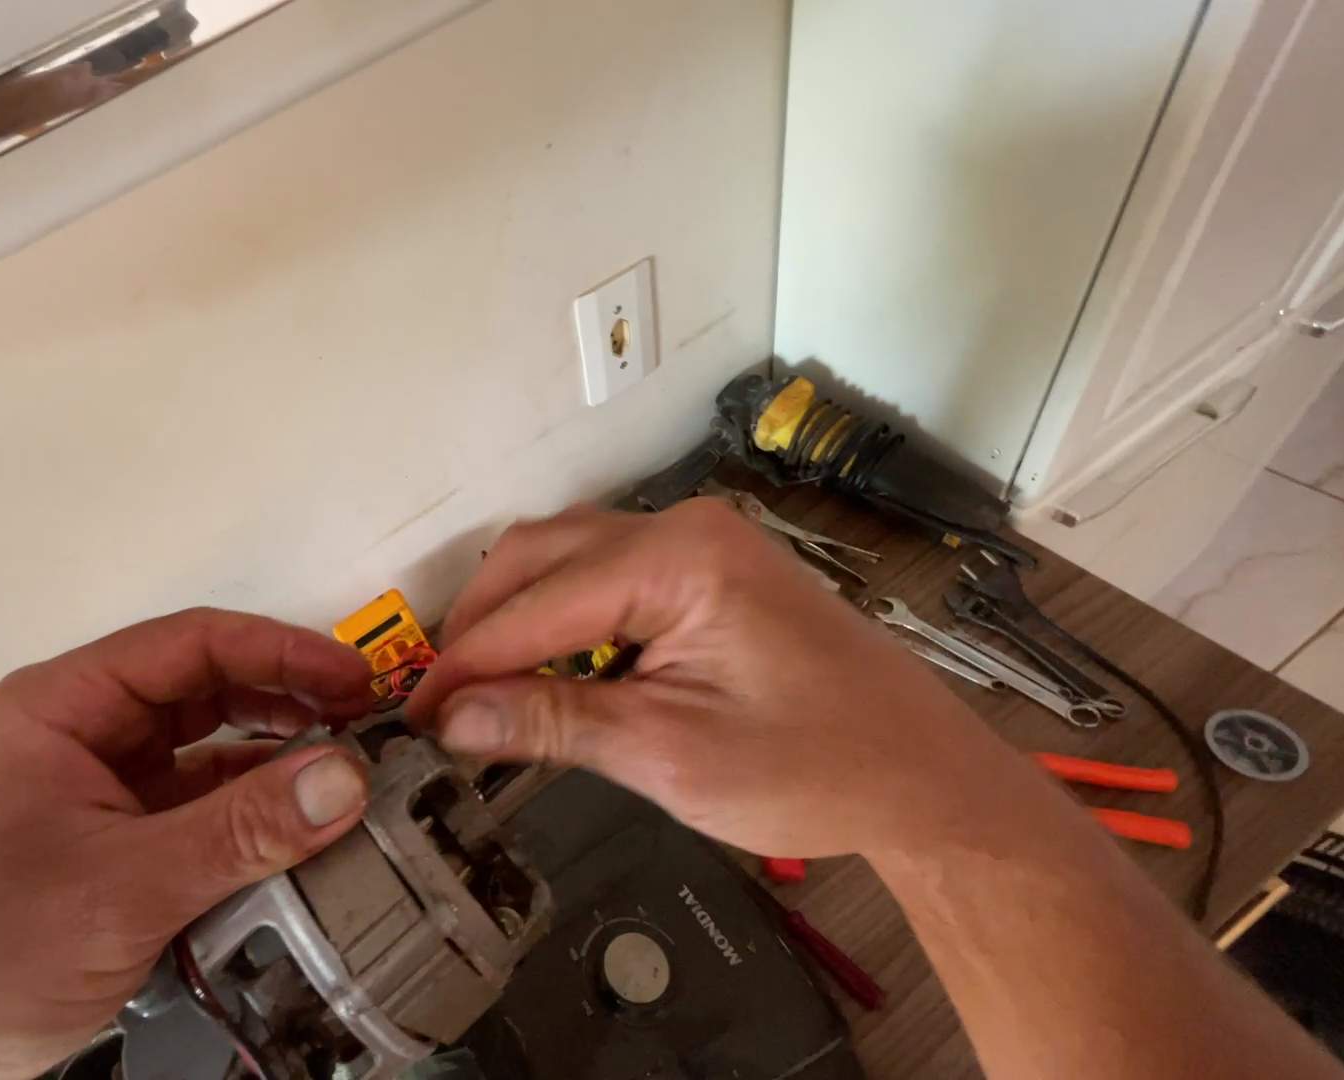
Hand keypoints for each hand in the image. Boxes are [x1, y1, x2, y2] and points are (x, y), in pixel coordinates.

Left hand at [0, 609, 376, 1079]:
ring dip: (277, 746)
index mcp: (64, 705)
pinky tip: (301, 815)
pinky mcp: (123, 829)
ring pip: (209, 738)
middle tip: (364, 718)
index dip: (279, 651)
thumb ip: (241, 831)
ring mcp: (106, 778)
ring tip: (346, 761)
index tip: (353, 677)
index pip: (189, 644)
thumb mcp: (123, 889)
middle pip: (205, 684)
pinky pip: (204, 795)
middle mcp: (87, 727)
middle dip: (286, 694)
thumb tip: (348, 777)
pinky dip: (256, 800)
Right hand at [406, 498, 1018, 860]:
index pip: (535, 605)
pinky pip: (602, 571)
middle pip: (539, 554)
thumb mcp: (668, 753)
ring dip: (515, 612)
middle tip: (444, 693)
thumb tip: (456, 717)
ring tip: (482, 679)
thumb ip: (552, 722)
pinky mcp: (702, 565)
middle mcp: (680, 527)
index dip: (466, 660)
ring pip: (565, 554)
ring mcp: (695, 539)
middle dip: (481, 622)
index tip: (418, 709)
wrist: (924, 776)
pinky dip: (559, 614)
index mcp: (676, 560)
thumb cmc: (815, 767)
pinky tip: (545, 662)